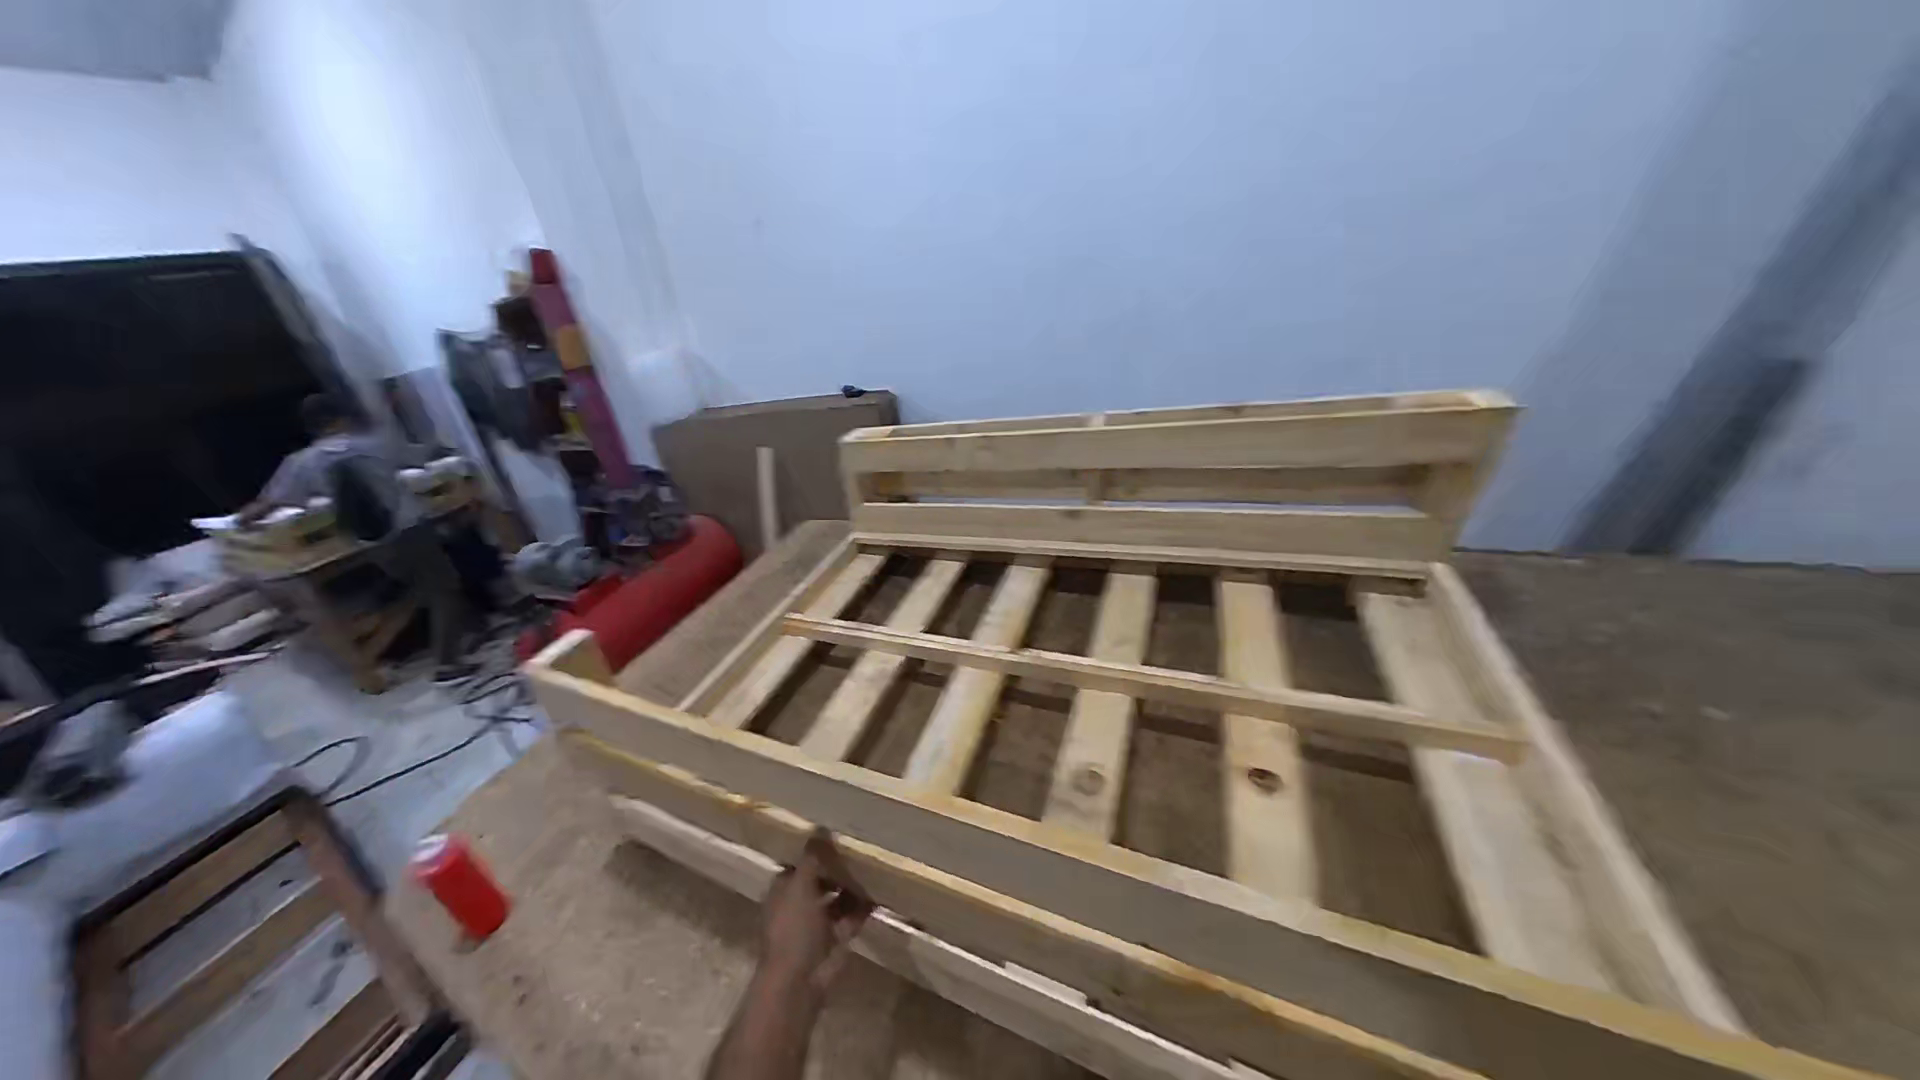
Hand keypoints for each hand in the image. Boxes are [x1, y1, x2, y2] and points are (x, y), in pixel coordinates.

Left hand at [758, 828, 872, 994]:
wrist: (799, 980)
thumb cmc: (793, 928)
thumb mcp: (800, 886)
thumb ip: (812, 857)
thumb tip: (819, 827)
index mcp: (783, 892)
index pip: (798, 866)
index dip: (813, 852)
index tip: (834, 835)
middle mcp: (799, 906)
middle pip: (819, 881)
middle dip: (836, 868)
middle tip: (859, 847)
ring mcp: (818, 924)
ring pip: (837, 899)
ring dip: (852, 886)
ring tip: (872, 865)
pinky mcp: (836, 938)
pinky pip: (852, 916)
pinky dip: (863, 906)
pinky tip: (879, 891)